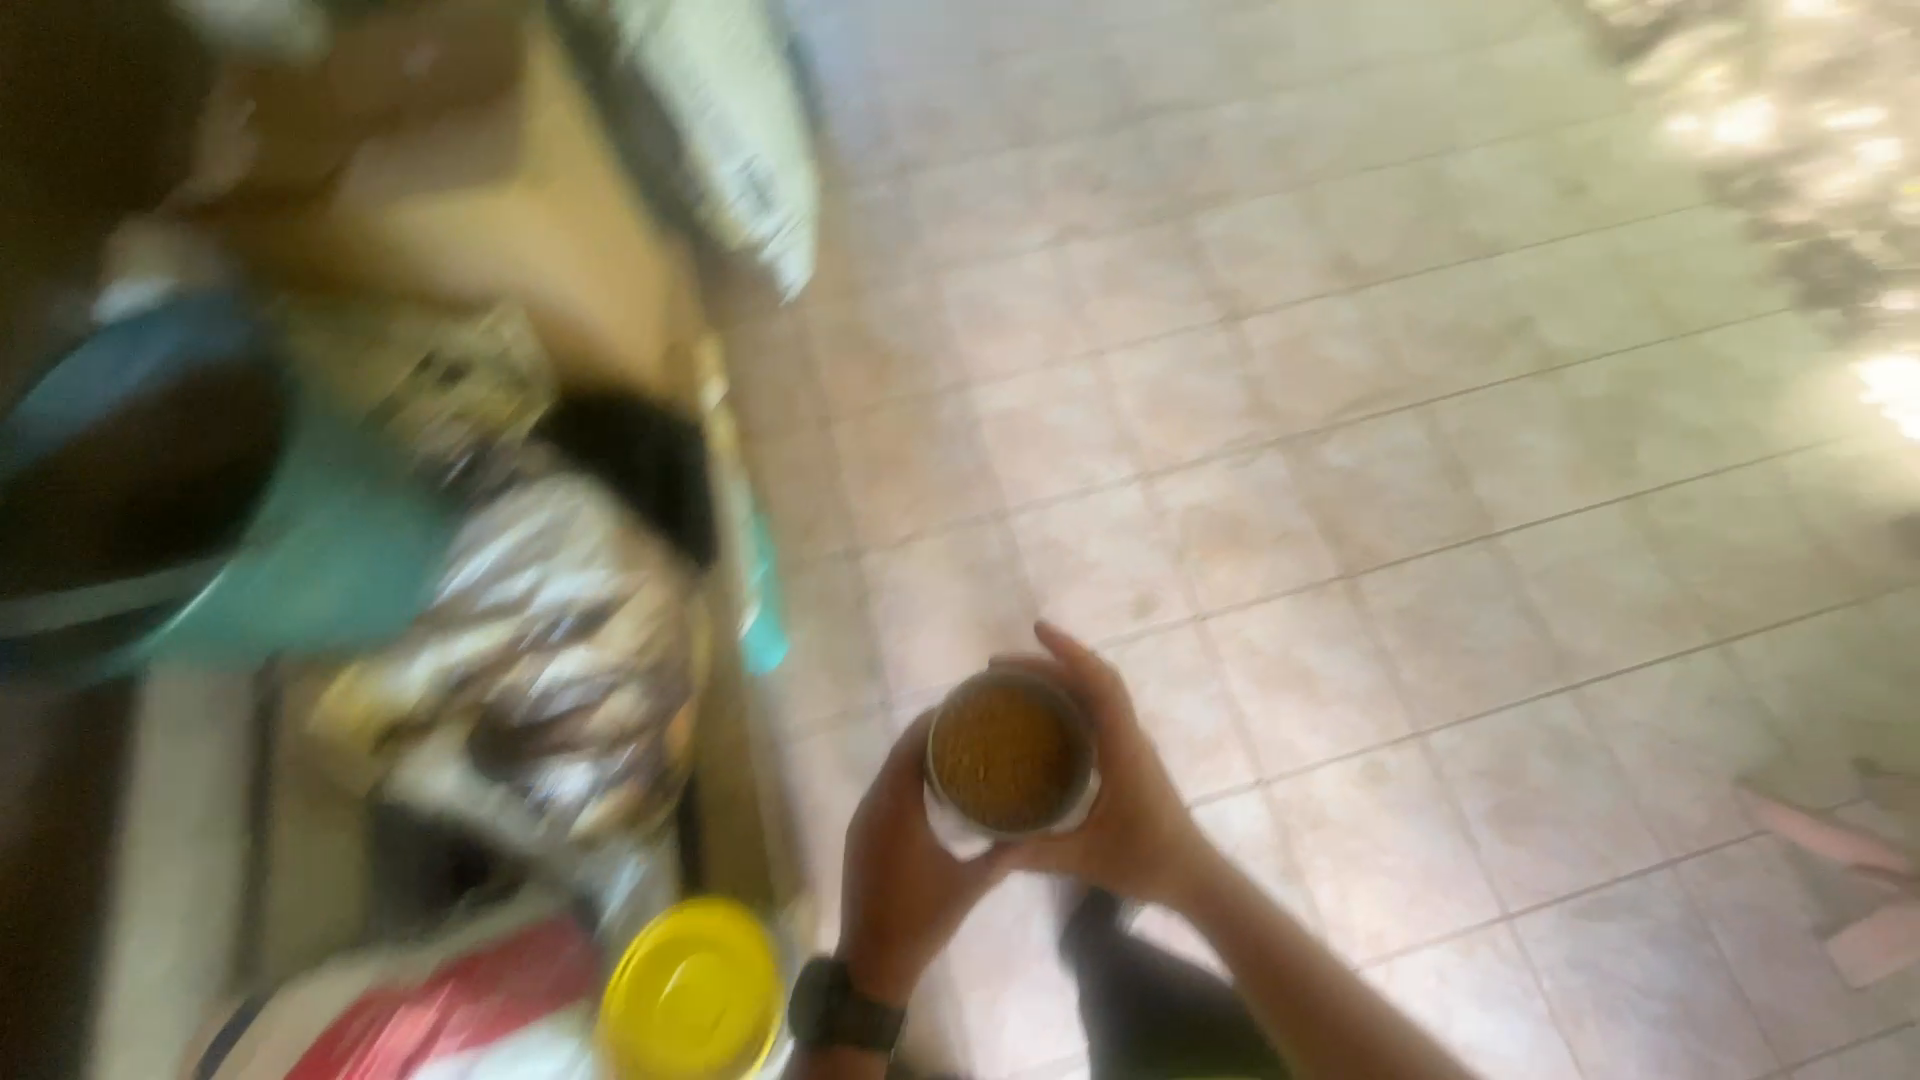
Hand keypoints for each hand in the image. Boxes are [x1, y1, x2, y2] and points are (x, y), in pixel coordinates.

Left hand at [838, 714, 1018, 1006]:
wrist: (872, 962)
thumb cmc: (921, 921)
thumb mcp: (969, 886)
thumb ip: (1003, 853)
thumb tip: (1036, 826)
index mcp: (897, 809)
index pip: (913, 746)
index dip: (936, 721)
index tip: (967, 706)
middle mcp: (874, 805)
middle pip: (901, 752)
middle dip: (932, 732)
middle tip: (971, 721)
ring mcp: (864, 819)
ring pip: (891, 770)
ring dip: (919, 753)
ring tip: (959, 743)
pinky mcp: (862, 833)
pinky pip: (885, 789)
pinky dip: (907, 775)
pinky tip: (934, 781)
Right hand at [993, 621, 1220, 907]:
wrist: (1194, 877)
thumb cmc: (1149, 862)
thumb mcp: (1088, 859)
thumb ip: (1036, 853)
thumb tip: (986, 853)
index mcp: (1124, 748)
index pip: (1100, 684)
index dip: (1070, 652)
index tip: (1037, 630)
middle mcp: (1128, 736)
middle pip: (1091, 680)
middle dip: (1046, 663)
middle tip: (996, 668)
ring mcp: (1129, 744)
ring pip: (1094, 694)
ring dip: (1055, 679)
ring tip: (1009, 683)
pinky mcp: (1126, 756)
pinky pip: (1094, 712)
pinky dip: (1065, 700)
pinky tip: (1037, 715)